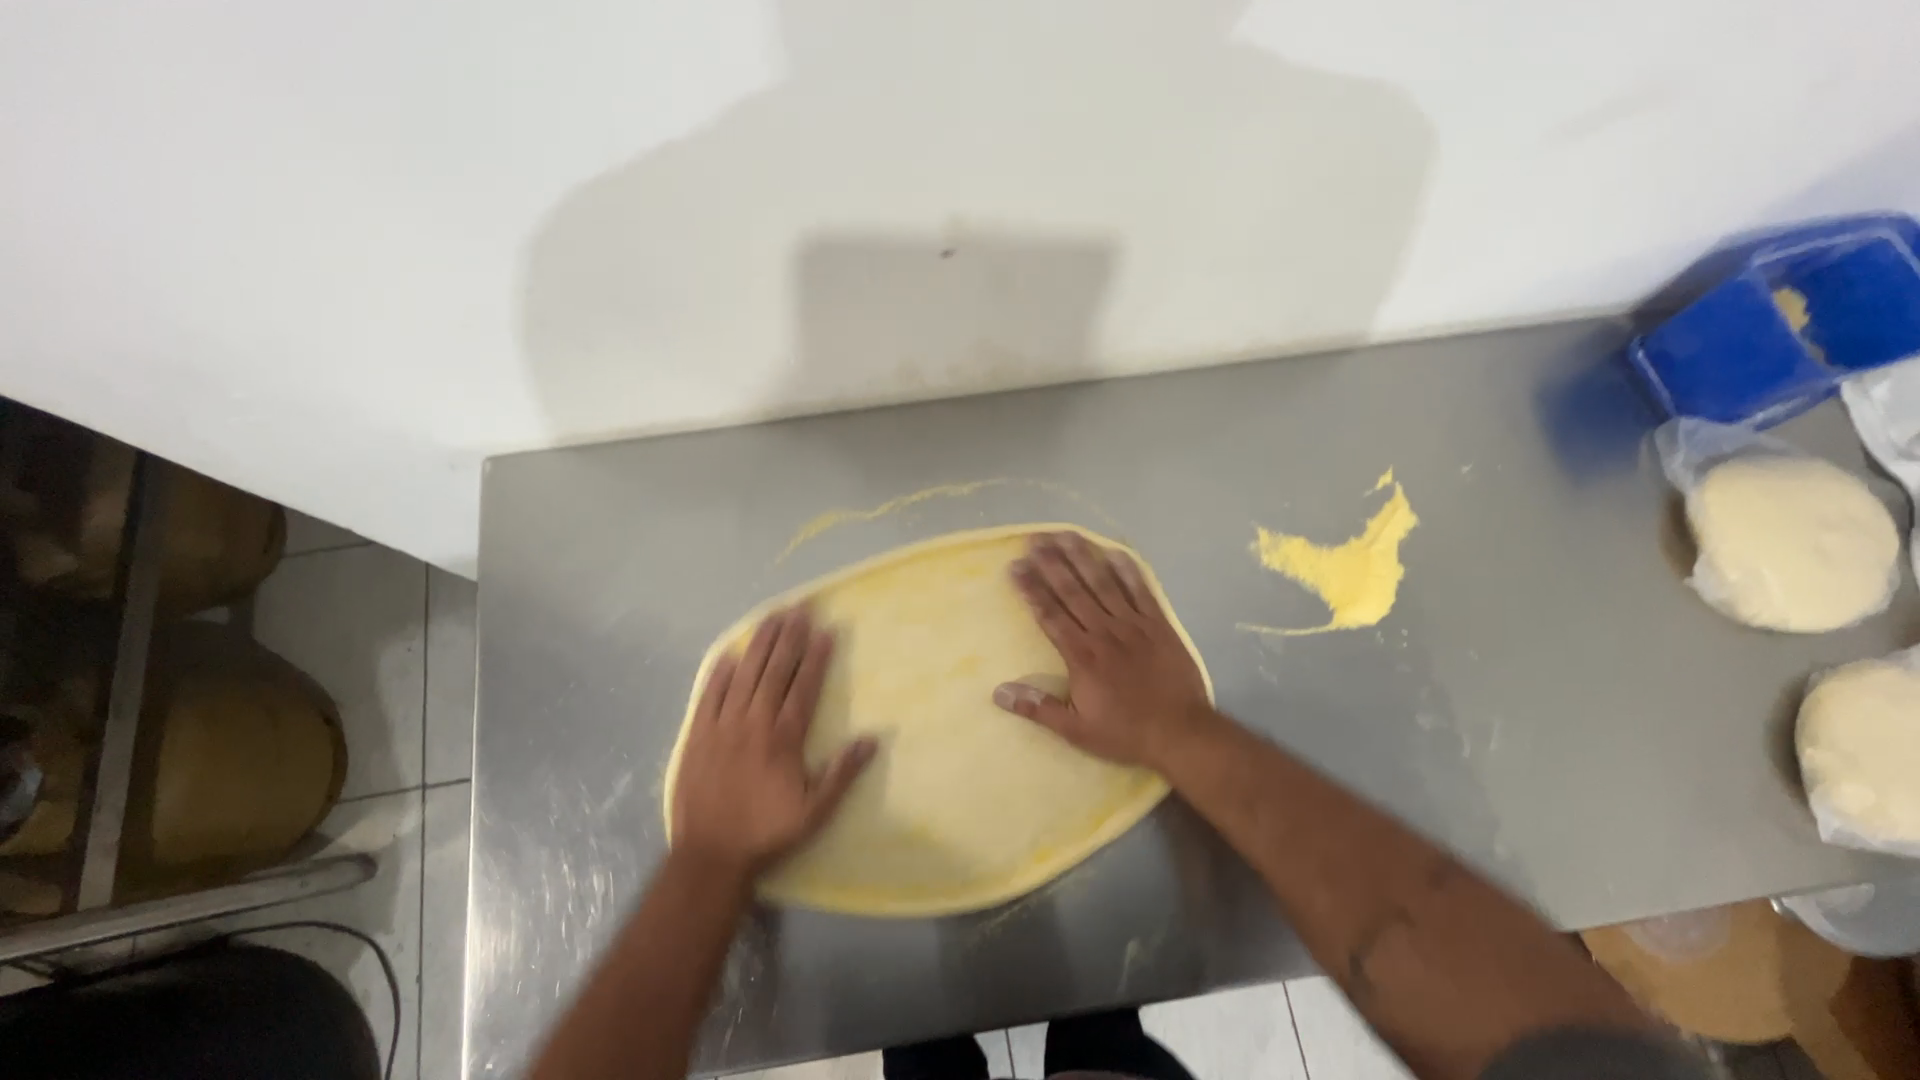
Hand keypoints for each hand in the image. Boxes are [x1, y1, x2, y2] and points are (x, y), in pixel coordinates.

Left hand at [672, 606, 875, 877]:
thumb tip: (871, 739)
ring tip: (771, 617)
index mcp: (784, 739)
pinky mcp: (697, 735)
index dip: (816, 658)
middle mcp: (754, 723)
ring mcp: (722, 726)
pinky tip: (729, 653)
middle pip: (774, 671)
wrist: (710, 854)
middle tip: (801, 609)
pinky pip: (709, 695)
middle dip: (790, 638)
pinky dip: (719, 673)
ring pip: (743, 675)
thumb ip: (841, 774)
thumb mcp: (814, 812)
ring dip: (759, 644)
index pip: (804, 687)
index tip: (826, 632)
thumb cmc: (767, 832)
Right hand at [993, 531, 1213, 768]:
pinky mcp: (1158, 625)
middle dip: (1051, 563)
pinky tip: (1113, 551)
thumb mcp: (1076, 730)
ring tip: (1065, 534)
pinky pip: (1140, 591)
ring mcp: (1132, 625)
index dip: (1030, 589)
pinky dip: (1127, 570)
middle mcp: (1103, 632)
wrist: (1180, 732)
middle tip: (1034, 538)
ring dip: (1082, 557)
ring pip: (1102, 583)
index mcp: (1081, 655)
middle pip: (1072, 590)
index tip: (1015, 566)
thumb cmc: (1124, 732)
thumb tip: (998, 693)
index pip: (1049, 614)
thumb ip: (1038, 708)